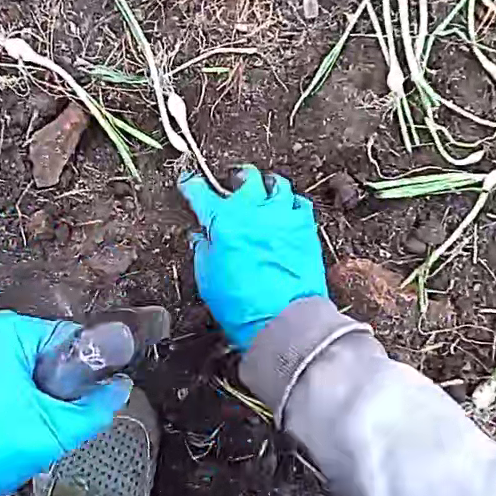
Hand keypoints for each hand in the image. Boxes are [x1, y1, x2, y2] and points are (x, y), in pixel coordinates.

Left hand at [0, 312, 130, 495]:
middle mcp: (3, 336)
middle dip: (69, 393)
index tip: (95, 400)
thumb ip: (95, 408)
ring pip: (47, 378)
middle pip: (62, 359)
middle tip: (62, 423)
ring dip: (51, 405)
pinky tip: (22, 434)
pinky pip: (28, 389)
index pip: (77, 338)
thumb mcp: (50, 430)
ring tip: (37, 432)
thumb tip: (121, 389)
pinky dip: (33, 410)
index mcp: (16, 331)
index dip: (92, 371)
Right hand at [179, 166, 327, 350]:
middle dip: (236, 177)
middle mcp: (253, 211)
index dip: (192, 185)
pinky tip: (285, 212)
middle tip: (232, 182)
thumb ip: (203, 249)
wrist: (284, 319)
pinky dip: (290, 203)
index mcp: (223, 221)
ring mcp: (281, 216)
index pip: (201, 192)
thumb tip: (201, 236)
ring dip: (266, 186)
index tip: (191, 183)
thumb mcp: (208, 277)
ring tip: (262, 192)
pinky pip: (298, 202)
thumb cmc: (244, 304)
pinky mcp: (304, 227)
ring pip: (275, 183)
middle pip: (245, 176)